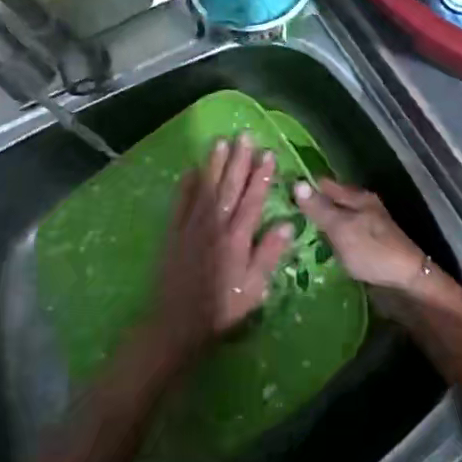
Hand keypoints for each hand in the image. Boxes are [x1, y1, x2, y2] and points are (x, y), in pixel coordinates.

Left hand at [150, 134, 294, 358]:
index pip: (253, 199)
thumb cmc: (222, 310)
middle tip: (245, 136)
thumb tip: (287, 224)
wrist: (175, 326)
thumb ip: (268, 255)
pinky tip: (191, 170)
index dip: (262, 176)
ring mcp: (192, 228)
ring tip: (221, 142)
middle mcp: (215, 226)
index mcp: (237, 238)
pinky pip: (180, 204)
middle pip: (229, 187)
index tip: (269, 153)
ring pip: (206, 188)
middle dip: (239, 160)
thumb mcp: (254, 289)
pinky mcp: (173, 234)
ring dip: (215, 164)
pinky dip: (186, 185)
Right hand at [291, 178, 430, 290]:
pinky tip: (313, 246)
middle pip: (330, 200)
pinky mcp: (366, 244)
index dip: (304, 186)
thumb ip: (320, 208)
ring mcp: (365, 225)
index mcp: (357, 197)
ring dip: (317, 222)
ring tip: (290, 230)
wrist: (406, 279)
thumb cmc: (372, 250)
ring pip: (335, 218)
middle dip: (309, 205)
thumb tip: (298, 183)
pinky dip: (326, 237)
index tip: (279, 191)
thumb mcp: (342, 228)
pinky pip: (340, 234)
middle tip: (279, 214)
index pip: (324, 184)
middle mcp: (362, 206)